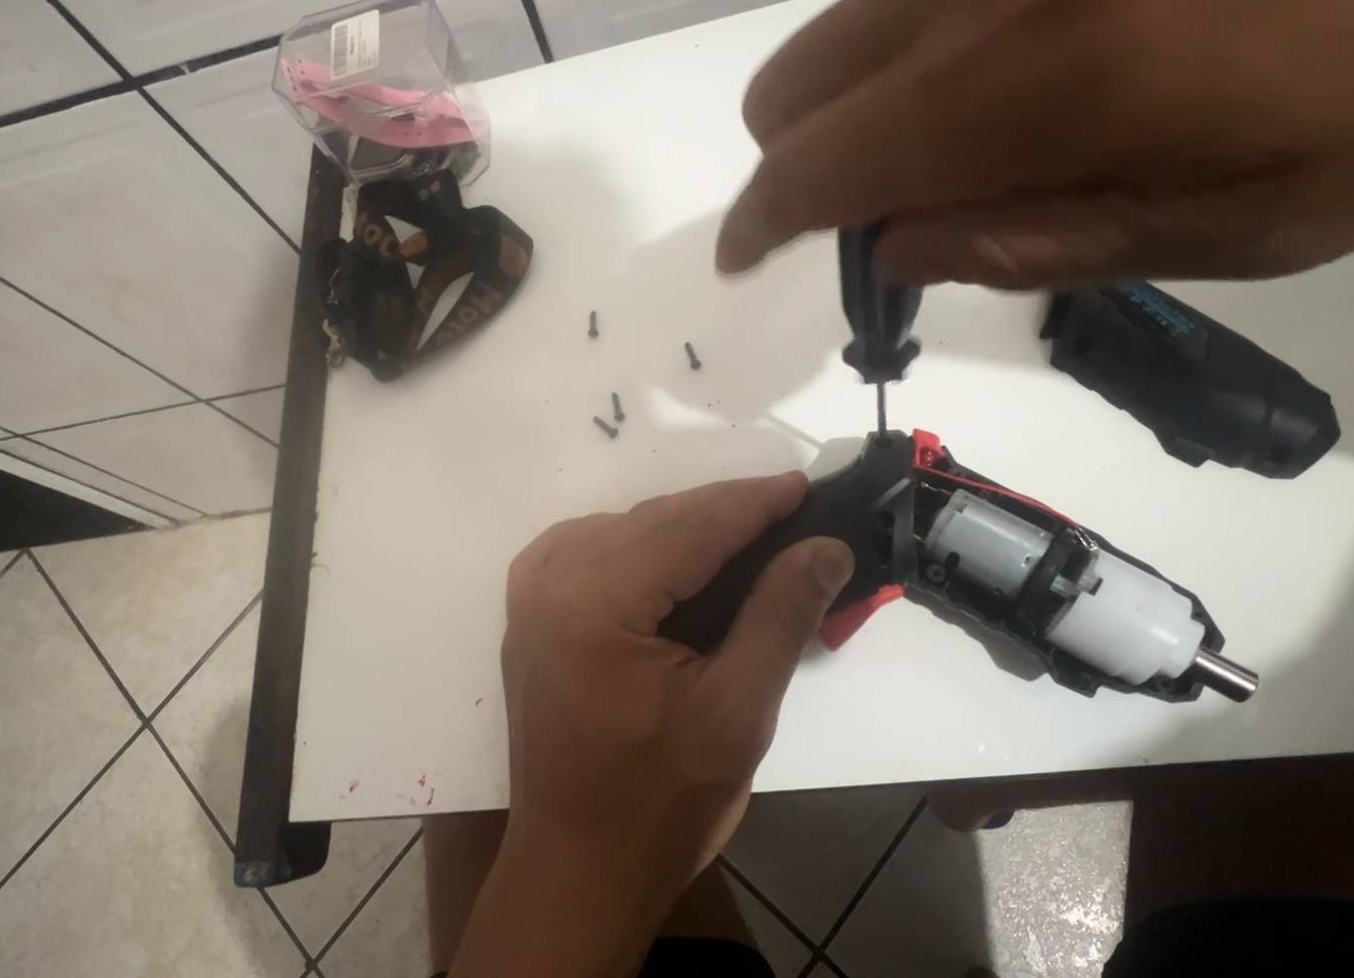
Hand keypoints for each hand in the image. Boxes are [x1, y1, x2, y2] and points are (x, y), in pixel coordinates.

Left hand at [501, 473, 853, 882]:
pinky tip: (673, 556)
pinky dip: (638, 543)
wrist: (577, 867)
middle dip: (722, 511)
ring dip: (683, 525)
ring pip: (621, 529)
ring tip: (746, 533)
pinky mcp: (529, 615)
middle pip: (652, 520)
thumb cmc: (661, 802)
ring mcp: (530, 596)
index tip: (803, 486)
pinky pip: (589, 549)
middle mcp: (550, 581)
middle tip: (789, 509)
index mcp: (593, 601)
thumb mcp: (737, 710)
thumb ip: (779, 615)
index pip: (688, 527)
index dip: (752, 504)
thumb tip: (824, 548)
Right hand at [718, 0, 1353, 286]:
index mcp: (1020, 86)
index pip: (812, 169)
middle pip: (790, 89)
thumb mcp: (1200, 234)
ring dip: (856, 108)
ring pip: (843, 33)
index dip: (759, 224)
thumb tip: (889, 244)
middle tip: (863, 214)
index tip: (743, 259)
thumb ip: (1011, 244)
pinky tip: (1002, 76)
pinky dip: (912, 53)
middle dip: (798, 167)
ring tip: (949, 151)